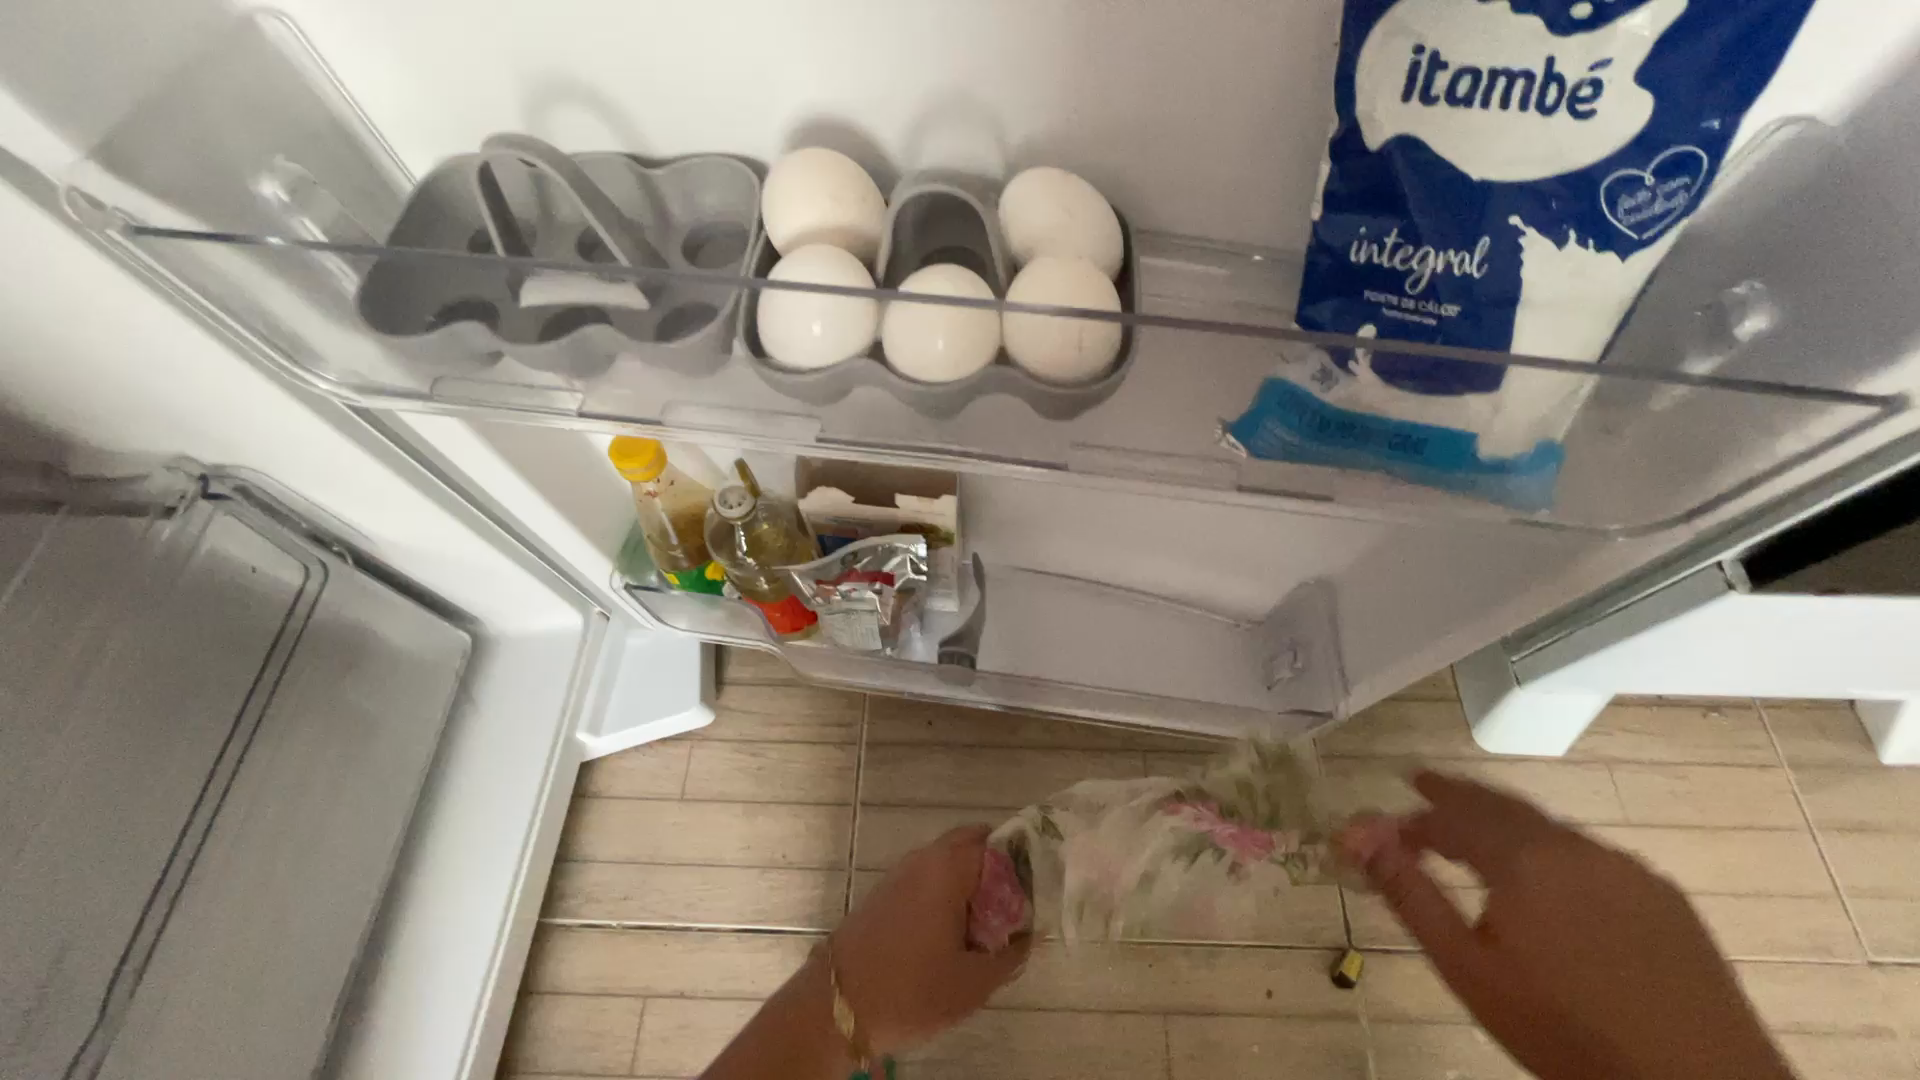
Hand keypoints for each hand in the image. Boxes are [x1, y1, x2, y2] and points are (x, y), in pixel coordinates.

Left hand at [830, 825, 1030, 1054]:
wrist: (835, 1007)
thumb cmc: (910, 991)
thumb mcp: (973, 983)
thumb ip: (1010, 955)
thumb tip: (1029, 936)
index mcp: (949, 866)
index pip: (1000, 844)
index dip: (1023, 867)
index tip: (1035, 900)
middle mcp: (925, 857)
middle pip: (973, 846)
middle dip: (998, 872)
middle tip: (1013, 911)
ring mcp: (901, 872)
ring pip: (949, 863)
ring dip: (971, 884)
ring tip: (986, 929)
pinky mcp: (886, 892)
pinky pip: (929, 879)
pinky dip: (947, 894)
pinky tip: (953, 936)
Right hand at [1339, 771, 1792, 1079]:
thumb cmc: (1562, 1029)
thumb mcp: (1466, 966)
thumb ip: (1408, 892)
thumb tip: (1355, 834)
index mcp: (1524, 857)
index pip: (1453, 815)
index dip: (1414, 817)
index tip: (1386, 827)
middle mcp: (1577, 847)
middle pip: (1503, 806)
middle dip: (1458, 798)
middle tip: (1423, 789)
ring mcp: (1629, 870)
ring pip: (1549, 830)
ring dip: (1505, 825)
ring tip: (1477, 838)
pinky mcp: (1667, 899)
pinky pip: (1591, 857)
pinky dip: (1551, 852)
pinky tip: (1547, 882)